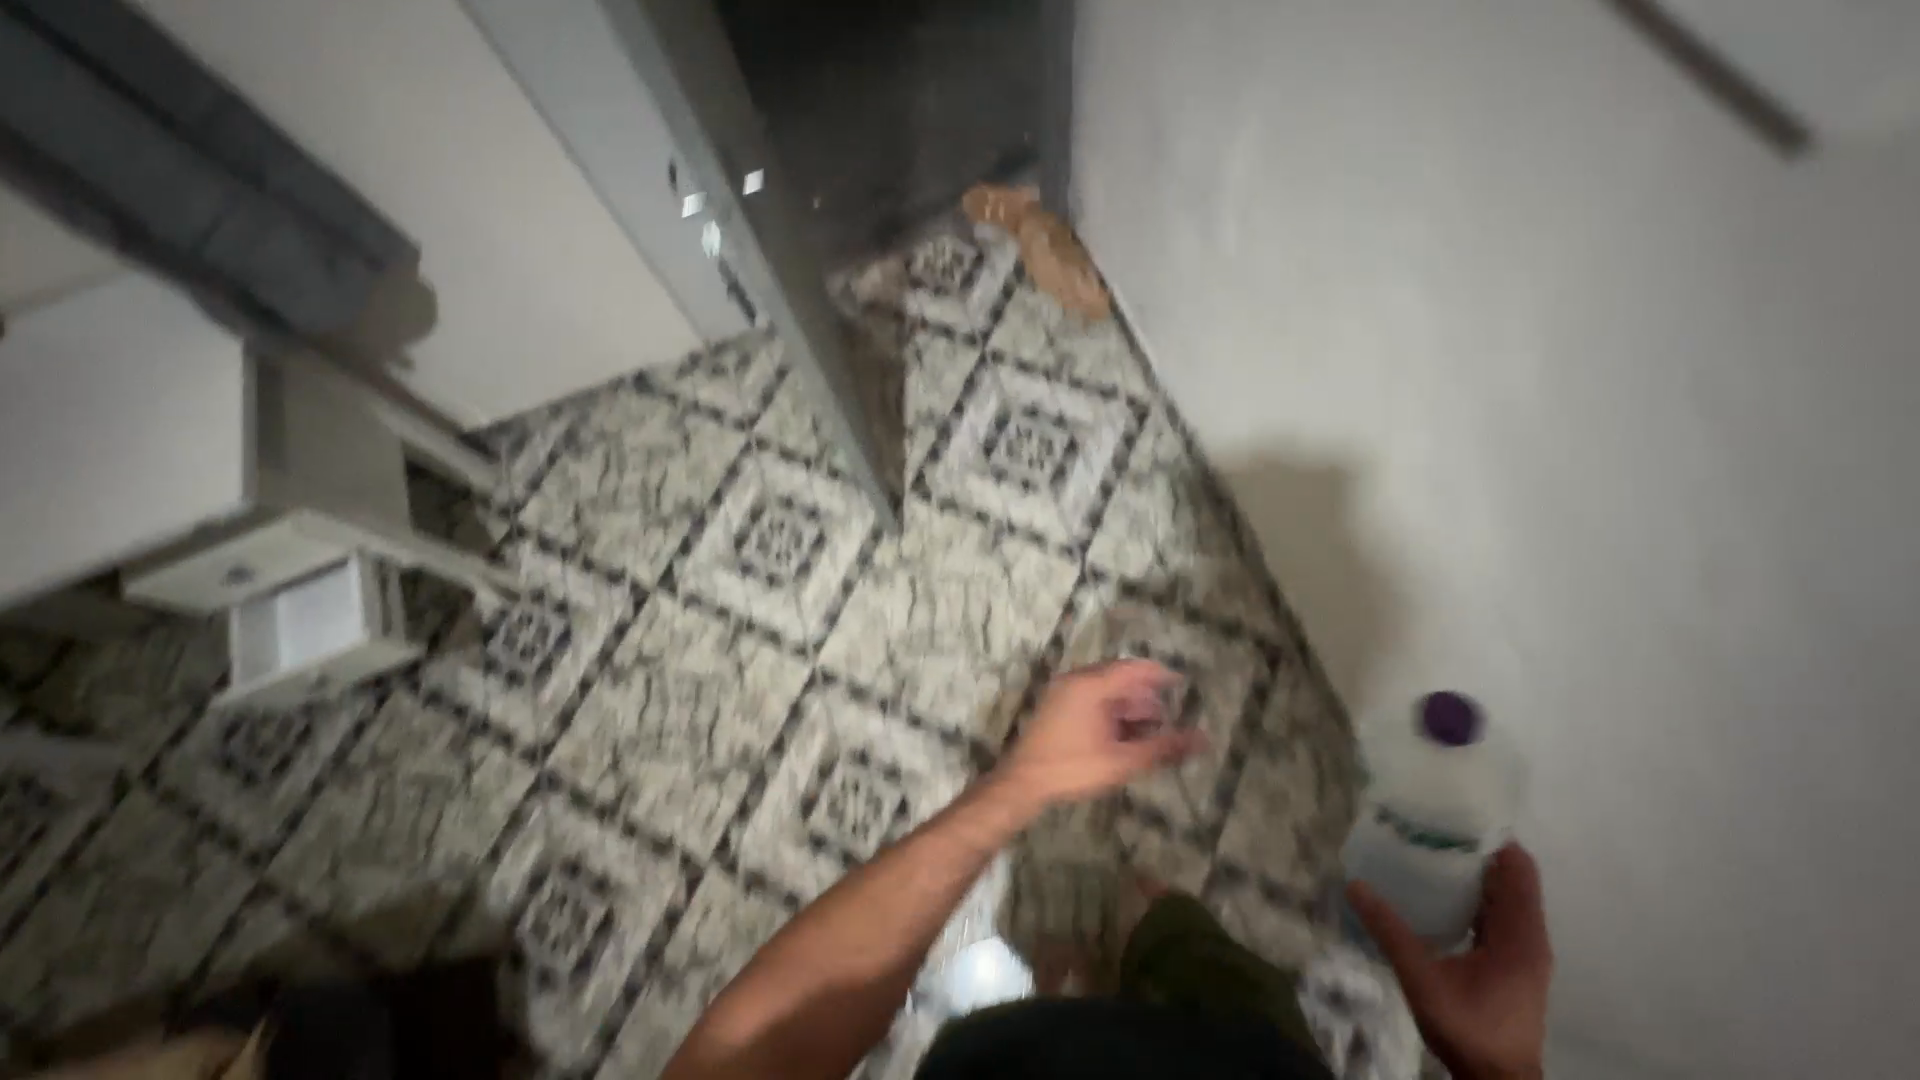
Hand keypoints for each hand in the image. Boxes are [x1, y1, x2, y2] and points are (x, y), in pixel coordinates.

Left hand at [990, 659, 1204, 808]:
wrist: (1022, 783)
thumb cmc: (1072, 768)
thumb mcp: (1123, 761)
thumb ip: (1163, 748)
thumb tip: (1203, 740)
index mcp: (1090, 685)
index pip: (1133, 668)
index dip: (1160, 674)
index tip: (1182, 683)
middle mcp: (1076, 681)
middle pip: (1119, 678)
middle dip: (1145, 695)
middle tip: (1167, 715)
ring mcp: (1063, 692)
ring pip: (1105, 689)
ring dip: (1128, 705)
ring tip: (1150, 728)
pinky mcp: (1056, 706)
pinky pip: (1091, 698)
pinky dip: (1111, 710)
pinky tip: (1123, 733)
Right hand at [1348, 844, 1552, 1079]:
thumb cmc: (1469, 1027)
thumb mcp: (1423, 978)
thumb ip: (1391, 931)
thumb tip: (1355, 884)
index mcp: (1521, 936)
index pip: (1519, 869)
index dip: (1493, 838)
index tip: (1456, 812)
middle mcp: (1528, 938)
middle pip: (1509, 879)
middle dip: (1474, 850)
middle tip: (1430, 825)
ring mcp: (1520, 952)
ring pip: (1501, 898)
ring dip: (1470, 874)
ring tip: (1426, 849)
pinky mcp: (1508, 965)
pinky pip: (1493, 916)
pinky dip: (1470, 897)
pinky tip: (1434, 892)